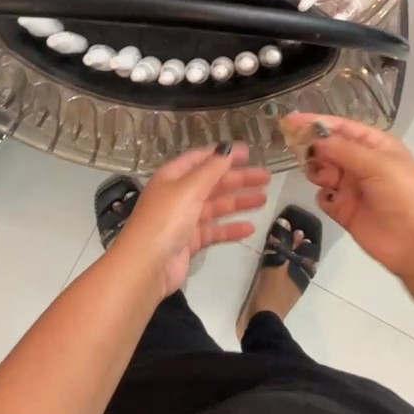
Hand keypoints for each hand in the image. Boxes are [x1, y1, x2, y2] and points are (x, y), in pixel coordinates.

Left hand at [112, 143, 271, 295]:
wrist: (147, 265)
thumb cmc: (166, 219)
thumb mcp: (189, 188)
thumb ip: (212, 169)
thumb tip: (228, 148)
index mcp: (172, 177)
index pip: (201, 159)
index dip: (224, 154)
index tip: (249, 152)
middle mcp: (177, 195)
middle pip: (212, 182)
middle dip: (238, 179)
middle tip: (266, 177)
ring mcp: (183, 219)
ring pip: (215, 206)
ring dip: (238, 202)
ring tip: (264, 199)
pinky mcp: (189, 242)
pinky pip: (214, 231)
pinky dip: (231, 229)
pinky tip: (250, 228)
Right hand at [285, 114, 413, 277]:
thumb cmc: (404, 195)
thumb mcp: (378, 164)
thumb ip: (343, 150)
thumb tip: (313, 142)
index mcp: (376, 146)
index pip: (342, 128)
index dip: (316, 122)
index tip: (290, 120)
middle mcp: (362, 163)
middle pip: (329, 148)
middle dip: (314, 147)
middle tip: (300, 151)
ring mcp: (352, 187)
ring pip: (322, 170)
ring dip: (318, 170)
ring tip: (326, 179)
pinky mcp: (344, 210)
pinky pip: (323, 196)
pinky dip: (323, 195)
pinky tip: (331, 199)